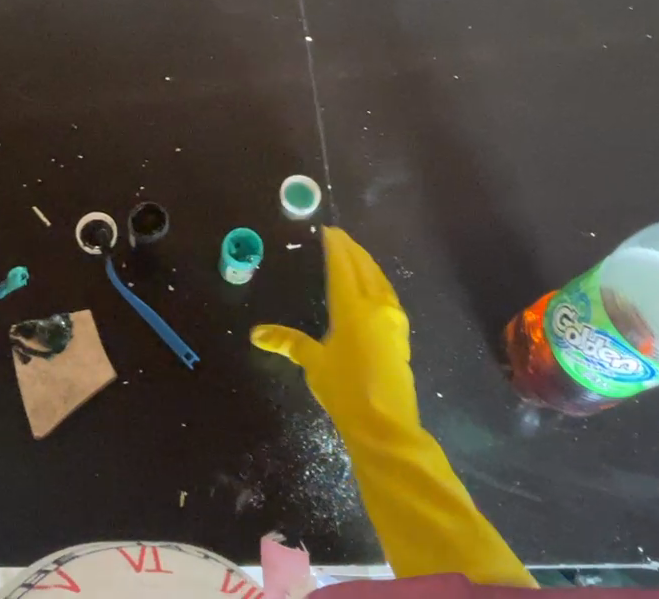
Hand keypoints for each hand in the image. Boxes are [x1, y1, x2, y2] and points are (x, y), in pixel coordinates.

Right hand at [252, 227, 419, 434]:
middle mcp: (376, 306)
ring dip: (368, 264)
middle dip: (352, 249)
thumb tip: (257, 334)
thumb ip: (289, 343)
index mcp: (352, 308)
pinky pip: (389, 296)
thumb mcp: (313, 364)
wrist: (385, 426)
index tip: (329, 231)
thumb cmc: (345, 391)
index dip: (335, 247)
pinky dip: (378, 282)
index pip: (342, 267)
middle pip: (365, 268)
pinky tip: (375, 287)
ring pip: (381, 281)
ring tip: (357, 255)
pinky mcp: (401, 336)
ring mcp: (393, 321)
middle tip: (340, 236)